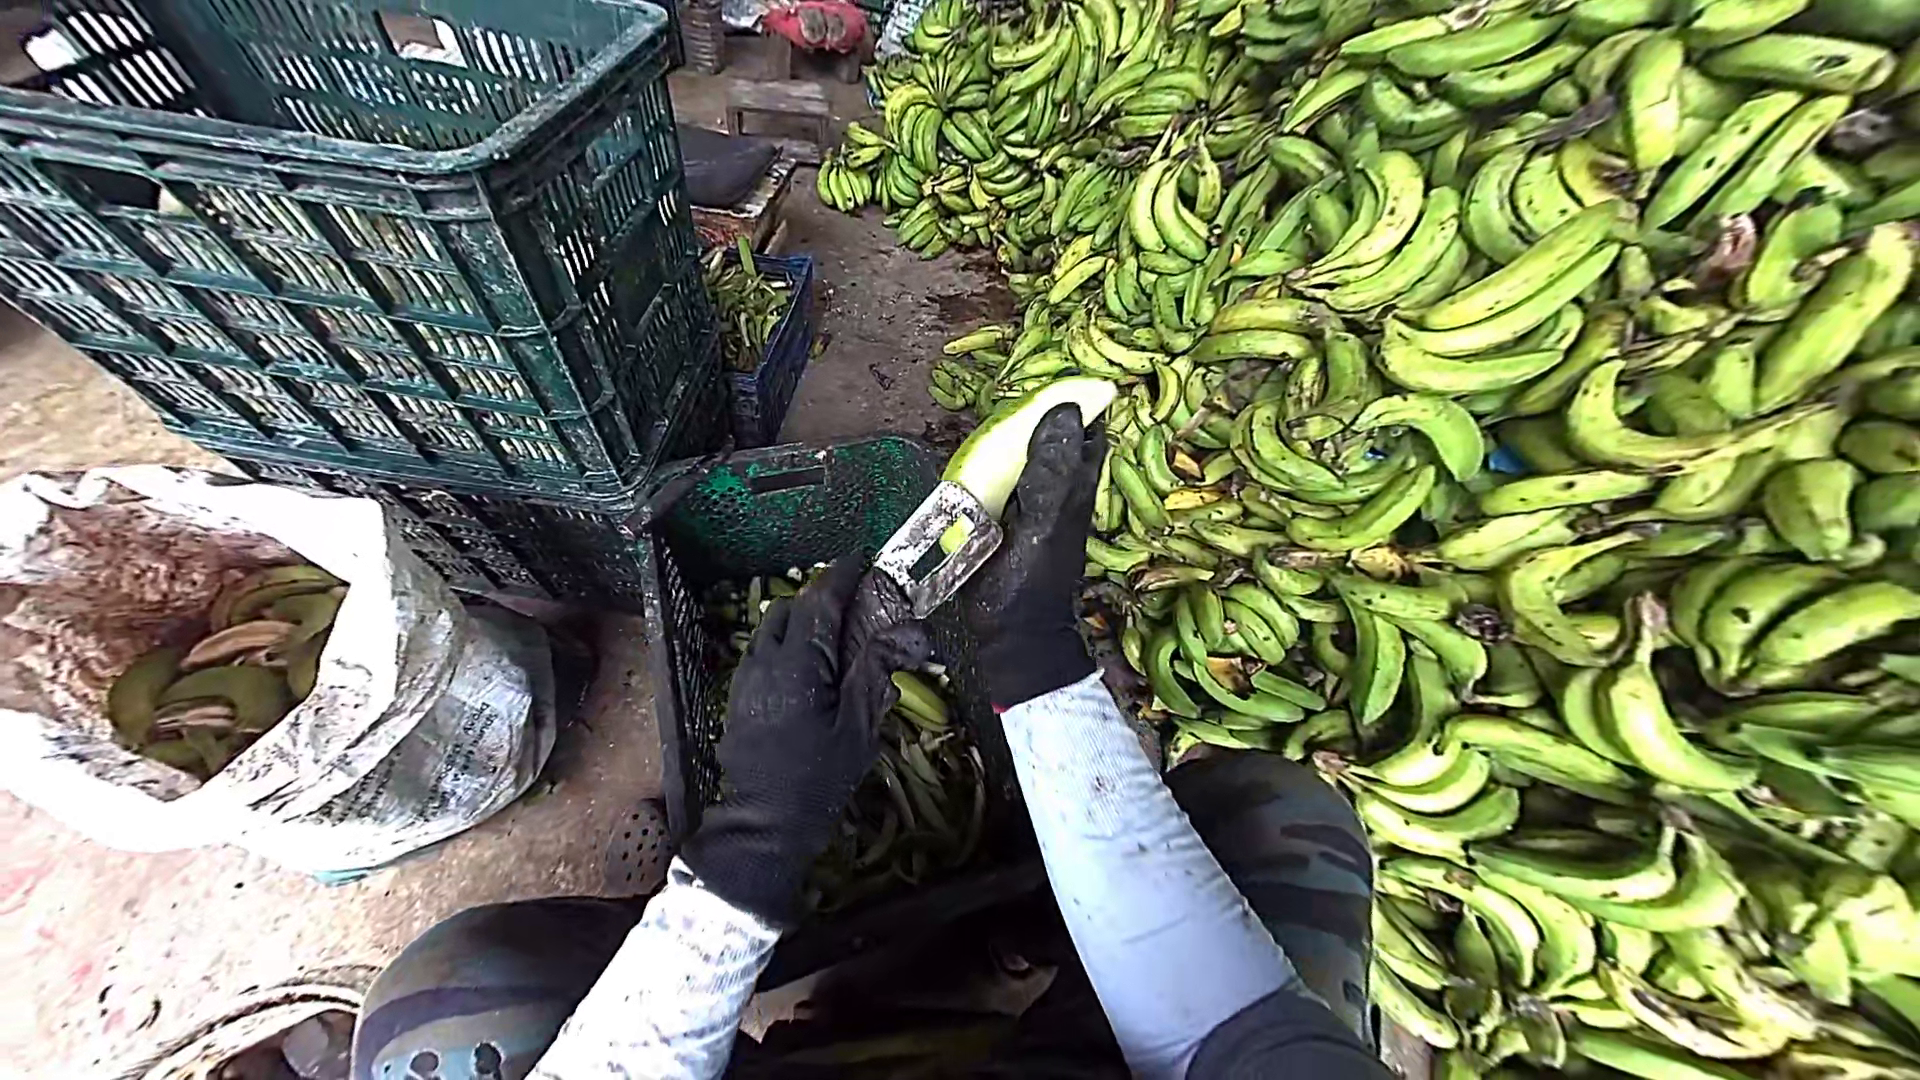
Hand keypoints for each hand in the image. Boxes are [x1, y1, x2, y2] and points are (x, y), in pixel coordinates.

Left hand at [681, 555, 930, 925]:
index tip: (860, 559)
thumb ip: (874, 673)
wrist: (762, 825)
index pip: (817, 603)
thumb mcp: (857, 729)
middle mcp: (764, 663)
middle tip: (853, 603)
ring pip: (771, 627)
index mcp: (796, 667)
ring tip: (832, 633)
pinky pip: (762, 649)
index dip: (839, 577)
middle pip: (790, 608)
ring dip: (802, 619)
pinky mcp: (738, 694)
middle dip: (820, 597)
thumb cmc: (817, 779)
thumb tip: (901, 633)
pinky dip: (786, 640)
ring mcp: (745, 678)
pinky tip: (808, 664)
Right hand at [963, 403, 1105, 708]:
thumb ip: (1051, 470)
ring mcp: (1031, 503)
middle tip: (1016, 388)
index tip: (1056, 371)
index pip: (1086, 428)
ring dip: (1015, 432)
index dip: (1079, 397)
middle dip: (1042, 409)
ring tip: (994, 412)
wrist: (1010, 630)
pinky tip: (975, 453)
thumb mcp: (1043, 522)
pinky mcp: (1006, 516)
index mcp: (1073, 484)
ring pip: (1029, 454)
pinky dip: (993, 459)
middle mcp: (1057, 488)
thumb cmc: (1029, 580)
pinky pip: (1002, 476)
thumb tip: (1064, 408)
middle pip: (1057, 436)